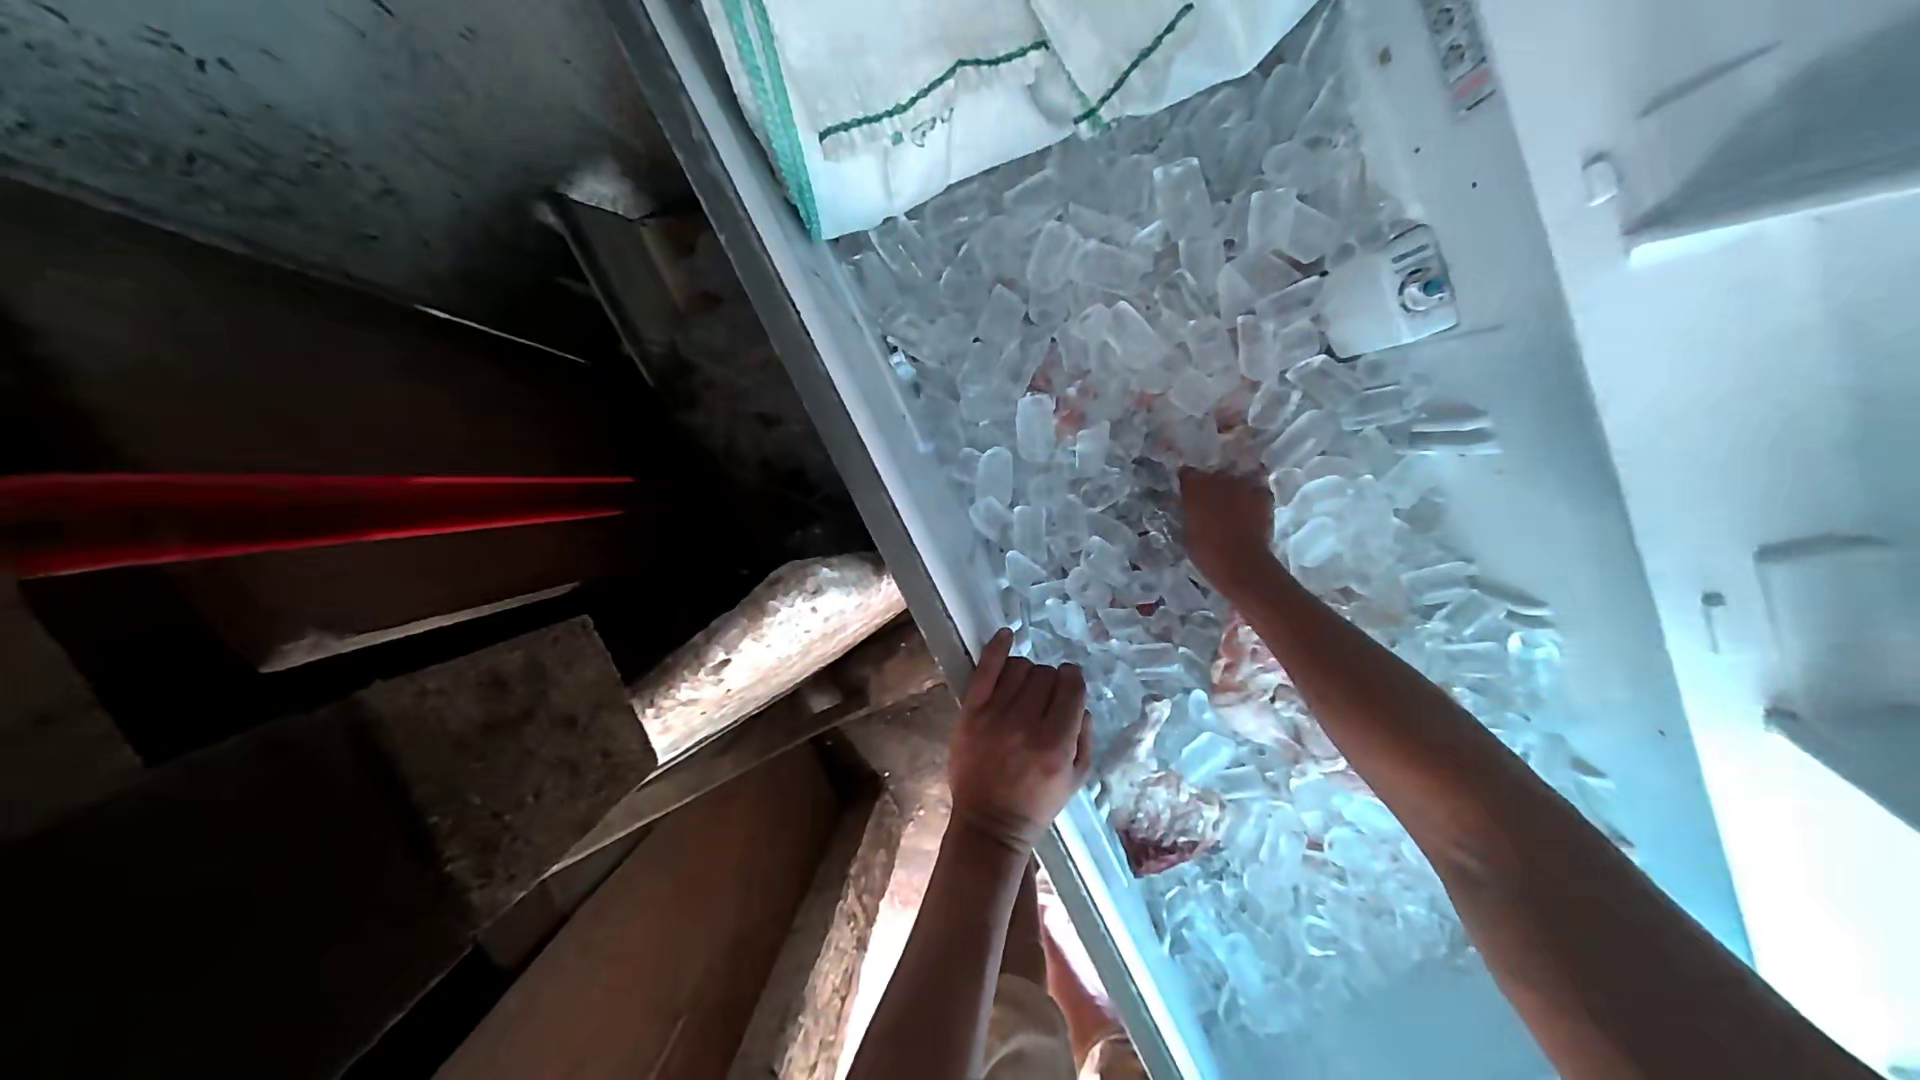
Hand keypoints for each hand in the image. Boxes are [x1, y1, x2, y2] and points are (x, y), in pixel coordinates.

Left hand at [948, 628, 1090, 852]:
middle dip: (1051, 682)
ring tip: (1025, 690)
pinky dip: (997, 648)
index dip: (1072, 682)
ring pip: (1020, 668)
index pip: (1071, 687)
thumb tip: (1080, 700)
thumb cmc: (1038, 803)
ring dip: (1028, 673)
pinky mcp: (970, 713)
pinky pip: (985, 668)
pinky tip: (1007, 635)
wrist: (989, 822)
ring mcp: (994, 716)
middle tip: (1044, 699)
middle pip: (1046, 675)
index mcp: (1056, 743)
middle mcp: (1026, 725)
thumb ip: (1085, 735)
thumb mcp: (1077, 778)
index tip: (1068, 687)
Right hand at [1178, 467, 1281, 599]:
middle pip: (1215, 474)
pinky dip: (1254, 497)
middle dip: (1213, 485)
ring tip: (1235, 503)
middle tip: (1212, 502)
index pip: (1187, 473)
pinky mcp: (1264, 495)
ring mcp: (1244, 484)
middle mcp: (1220, 478)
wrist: (1240, 563)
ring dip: (1235, 488)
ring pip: (1238, 479)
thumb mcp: (1187, 529)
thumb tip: (1191, 507)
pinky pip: (1257, 489)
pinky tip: (1252, 509)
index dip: (1188, 483)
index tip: (1188, 494)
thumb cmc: (1205, 551)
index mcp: (1195, 486)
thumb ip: (1189, 511)